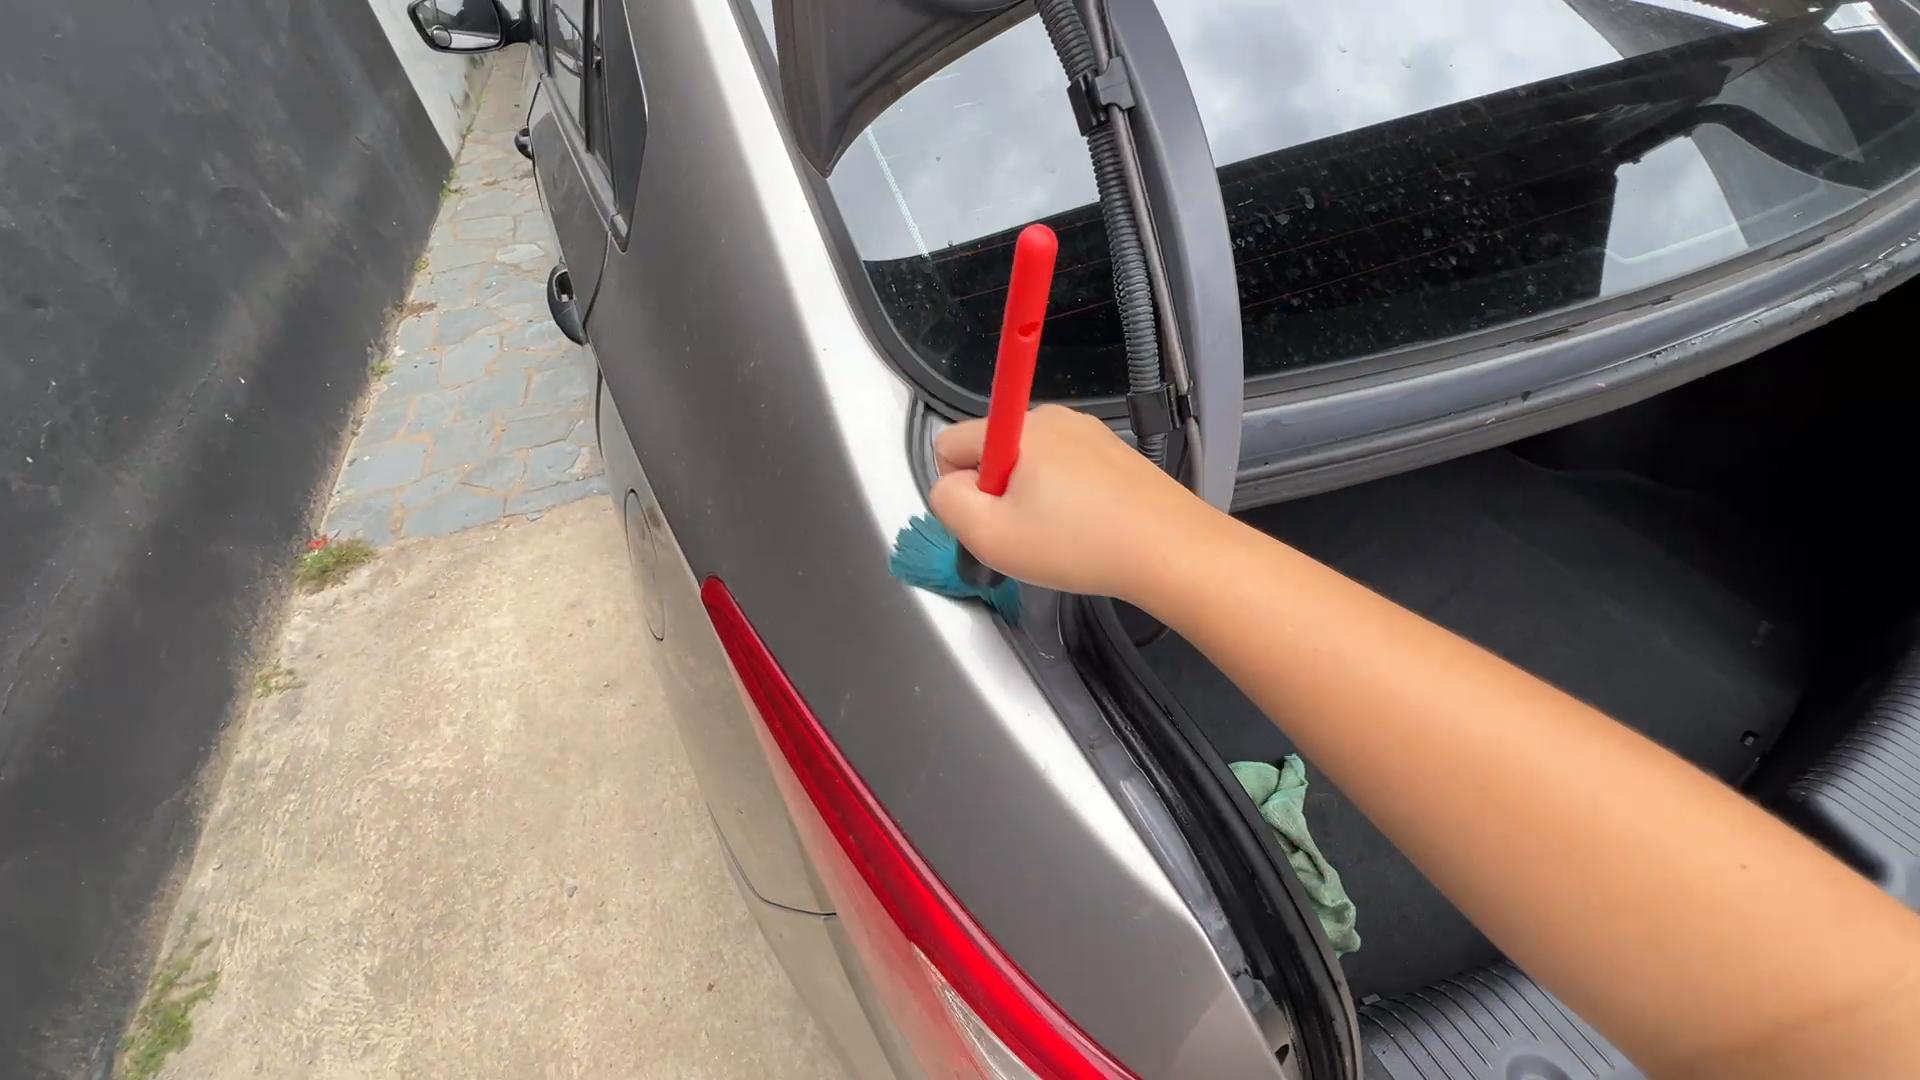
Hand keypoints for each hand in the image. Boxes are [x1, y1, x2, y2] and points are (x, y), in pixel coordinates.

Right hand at [928, 405, 1207, 602]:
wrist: (1169, 550)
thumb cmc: (1082, 545)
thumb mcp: (990, 536)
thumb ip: (947, 504)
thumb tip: (946, 487)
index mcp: (1018, 429)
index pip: (949, 442)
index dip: (957, 487)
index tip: (990, 514)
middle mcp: (1051, 418)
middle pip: (991, 451)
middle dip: (996, 492)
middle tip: (1025, 532)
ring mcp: (1086, 432)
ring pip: (1028, 463)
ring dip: (1030, 497)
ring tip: (1060, 534)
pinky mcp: (1110, 451)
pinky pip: (1063, 469)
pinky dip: (1063, 497)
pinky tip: (1084, 528)